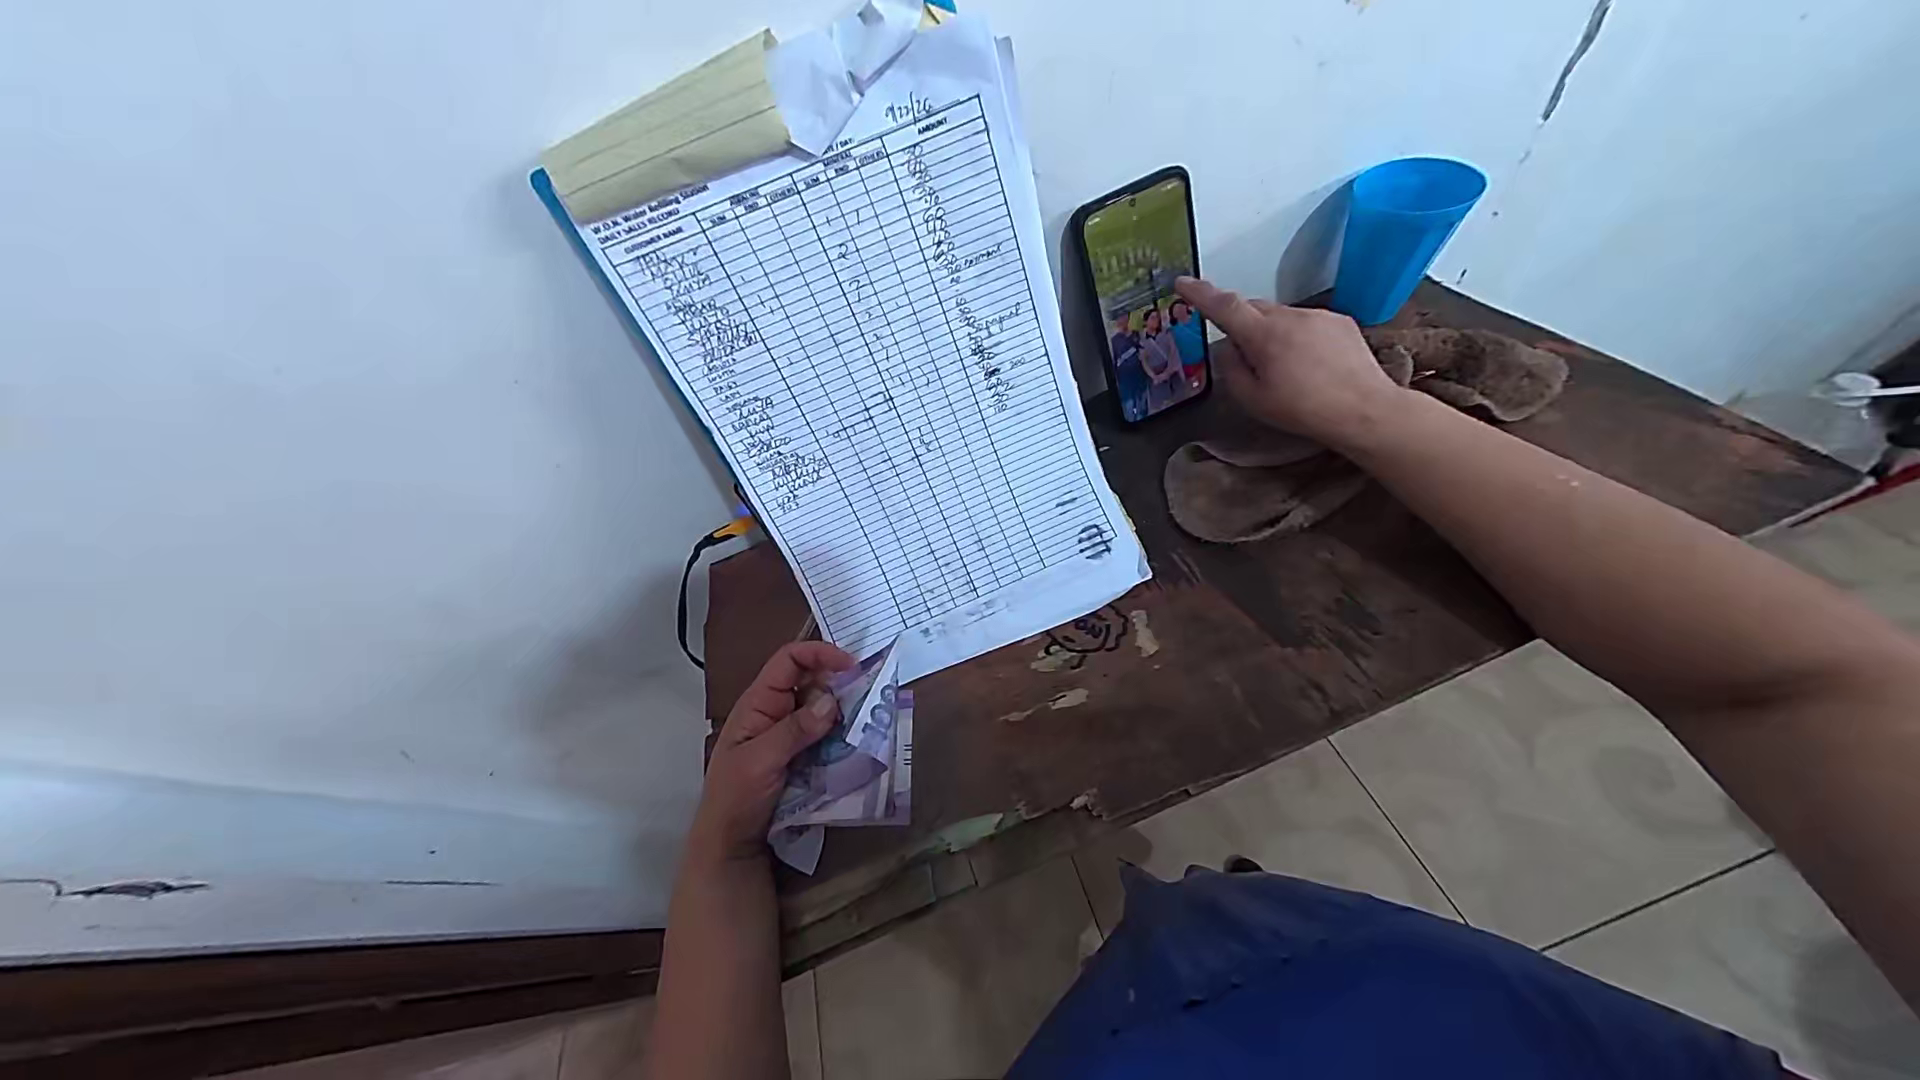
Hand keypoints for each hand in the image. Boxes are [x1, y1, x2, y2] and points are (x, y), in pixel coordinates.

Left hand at [689, 641, 854, 861]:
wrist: (731, 846)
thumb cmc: (735, 799)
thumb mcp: (759, 761)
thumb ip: (794, 730)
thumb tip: (831, 700)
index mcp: (759, 703)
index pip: (789, 660)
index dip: (818, 653)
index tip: (850, 665)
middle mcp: (778, 711)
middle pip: (813, 680)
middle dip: (839, 682)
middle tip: (866, 695)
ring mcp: (793, 733)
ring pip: (825, 706)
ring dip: (846, 709)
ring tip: (868, 717)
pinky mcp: (806, 754)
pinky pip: (829, 733)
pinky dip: (845, 732)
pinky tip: (859, 740)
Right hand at [1174, 276, 1406, 445]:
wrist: (1364, 409)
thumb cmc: (1301, 410)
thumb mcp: (1253, 399)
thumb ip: (1232, 369)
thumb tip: (1228, 348)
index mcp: (1264, 336)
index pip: (1224, 306)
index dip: (1200, 293)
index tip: (1182, 282)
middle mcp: (1290, 316)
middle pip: (1253, 308)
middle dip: (1240, 322)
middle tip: (1241, 353)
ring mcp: (1318, 315)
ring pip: (1280, 316)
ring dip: (1270, 333)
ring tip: (1281, 367)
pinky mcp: (1339, 321)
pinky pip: (1305, 322)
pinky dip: (1296, 336)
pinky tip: (1307, 364)